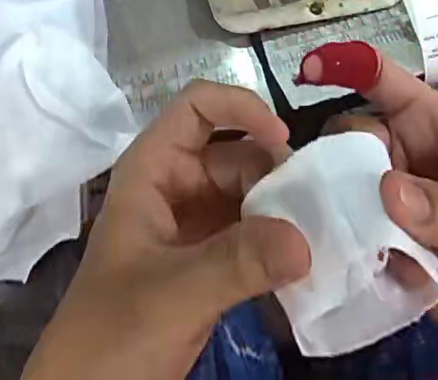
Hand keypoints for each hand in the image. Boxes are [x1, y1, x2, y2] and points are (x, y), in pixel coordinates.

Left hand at [24, 81, 311, 379]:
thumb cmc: (112, 329)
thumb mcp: (172, 291)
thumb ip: (235, 263)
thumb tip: (304, 238)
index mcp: (153, 167)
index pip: (197, 107)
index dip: (239, 107)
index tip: (282, 138)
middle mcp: (175, 183)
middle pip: (234, 151)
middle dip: (274, 169)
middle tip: (318, 205)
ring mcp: (193, 221)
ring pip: (247, 192)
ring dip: (282, 208)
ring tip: (324, 232)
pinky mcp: (209, 258)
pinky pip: (251, 232)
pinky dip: (277, 241)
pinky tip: (308, 259)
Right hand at [308, 44, 437, 379]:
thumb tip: (384, 188)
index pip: (393, 86)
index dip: (350, 67)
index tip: (307, 70)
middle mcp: (418, 167)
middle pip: (357, 140)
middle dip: (337, 155)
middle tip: (327, 187)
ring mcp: (408, 215)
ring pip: (350, 190)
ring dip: (334, 204)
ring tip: (320, 225)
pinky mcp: (401, 262)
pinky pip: (360, 243)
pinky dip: (347, 250)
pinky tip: (340, 264)